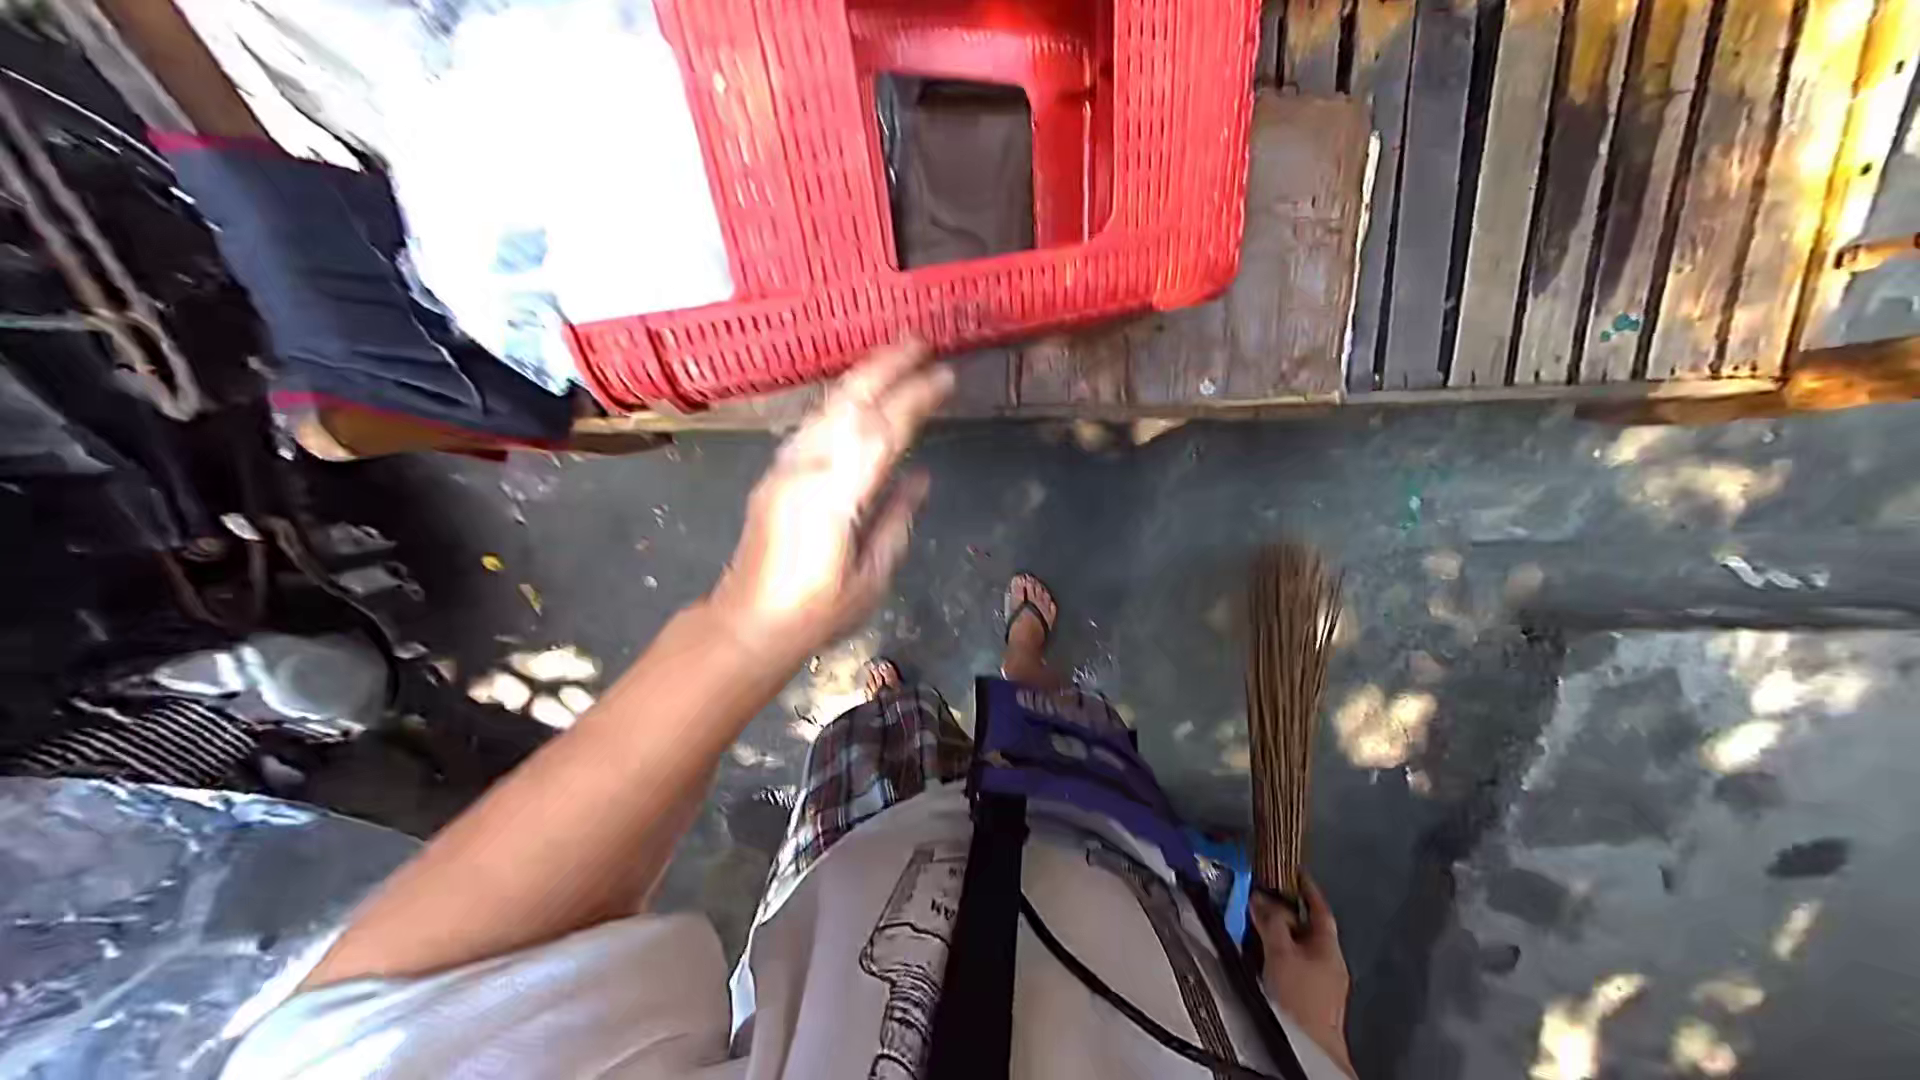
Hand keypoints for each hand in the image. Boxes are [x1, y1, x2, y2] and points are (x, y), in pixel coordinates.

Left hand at [709, 340, 953, 662]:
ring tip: (892, 357)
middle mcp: (807, 470)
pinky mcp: (775, 475)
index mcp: (837, 496)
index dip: (916, 399)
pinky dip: (838, 403)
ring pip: (826, 408)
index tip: (944, 376)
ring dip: (860, 378)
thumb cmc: (816, 611)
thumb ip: (896, 520)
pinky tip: (854, 397)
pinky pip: (812, 425)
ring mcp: (785, 469)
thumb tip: (920, 476)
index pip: (884, 432)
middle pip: (849, 403)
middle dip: (885, 366)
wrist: (748, 623)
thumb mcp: (871, 577)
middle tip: (918, 341)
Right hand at [1253, 876, 1353, 1076]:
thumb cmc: (1298, 995)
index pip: (1320, 909)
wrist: (1308, 1048)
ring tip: (1254, 919)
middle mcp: (1328, 963)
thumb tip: (1261, 897)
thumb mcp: (1281, 951)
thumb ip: (1271, 920)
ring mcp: (1320, 982)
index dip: (1306, 887)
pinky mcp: (1307, 997)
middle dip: (1284, 910)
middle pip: (1306, 927)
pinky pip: (1290, 961)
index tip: (1293, 869)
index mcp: (1329, 948)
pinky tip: (1258, 951)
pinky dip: (1275, 950)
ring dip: (1277, 931)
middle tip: (1262, 893)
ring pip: (1297, 945)